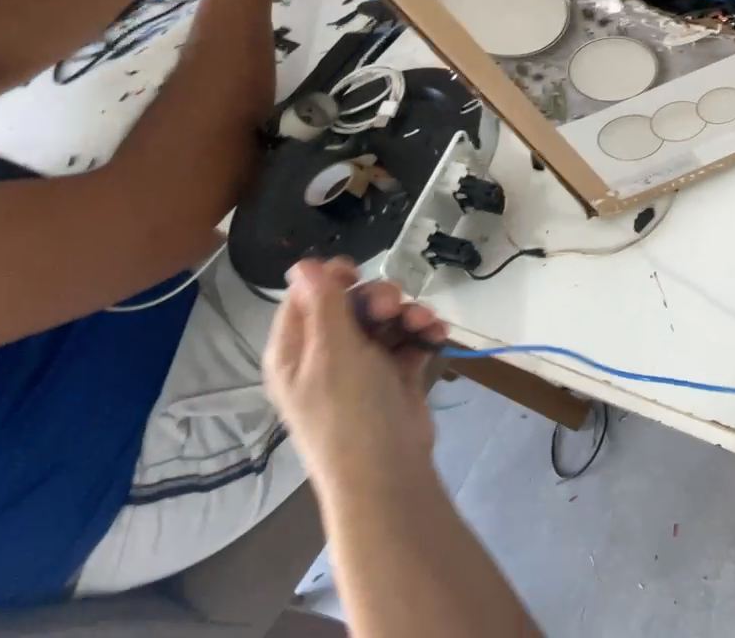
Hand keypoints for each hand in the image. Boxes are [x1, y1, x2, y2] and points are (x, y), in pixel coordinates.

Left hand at [263, 259, 449, 489]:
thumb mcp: (334, 354)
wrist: (387, 470)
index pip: (306, 299)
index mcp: (296, 351)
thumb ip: (325, 306)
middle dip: (381, 299)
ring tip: (427, 325)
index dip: (331, 281)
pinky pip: (409, 341)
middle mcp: (326, 355)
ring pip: (387, 321)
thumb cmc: (350, 411)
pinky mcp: (395, 376)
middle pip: (353, 305)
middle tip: (395, 307)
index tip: (358, 271)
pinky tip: (438, 337)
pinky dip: (424, 335)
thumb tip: (302, 264)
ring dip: (410, 315)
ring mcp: (362, 367)